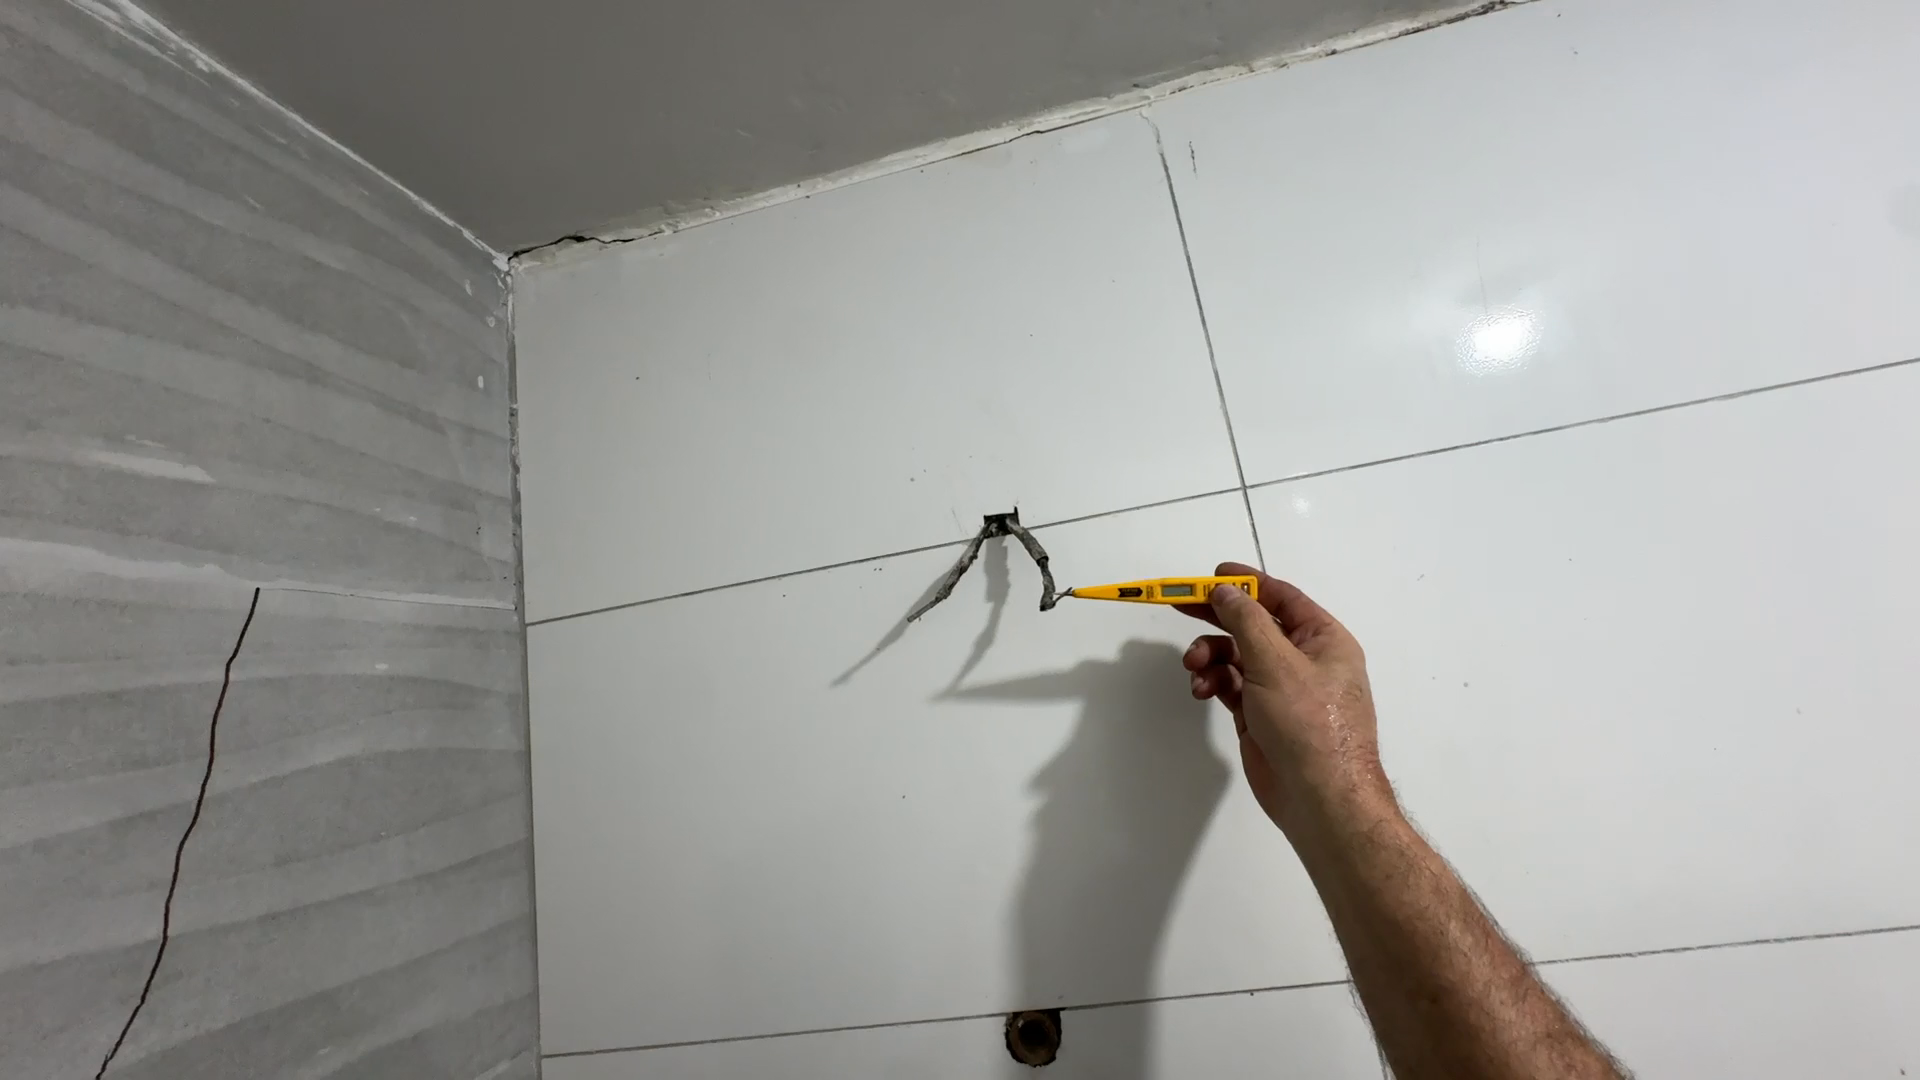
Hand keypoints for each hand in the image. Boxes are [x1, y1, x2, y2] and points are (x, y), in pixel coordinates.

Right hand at [1176, 563, 1392, 834]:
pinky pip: (1229, 684)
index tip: (1213, 573)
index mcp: (1323, 639)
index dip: (1247, 582)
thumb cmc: (1308, 722)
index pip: (1281, 597)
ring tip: (1192, 666)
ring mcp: (1281, 688)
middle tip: (1179, 605)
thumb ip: (1246, 620)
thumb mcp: (1276, 662)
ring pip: (1236, 655)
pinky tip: (1201, 689)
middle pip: (1253, 624)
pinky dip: (1212, 681)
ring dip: (1210, 655)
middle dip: (1217, 616)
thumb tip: (1224, 590)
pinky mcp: (1260, 713)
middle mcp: (1304, 659)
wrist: (1320, 798)